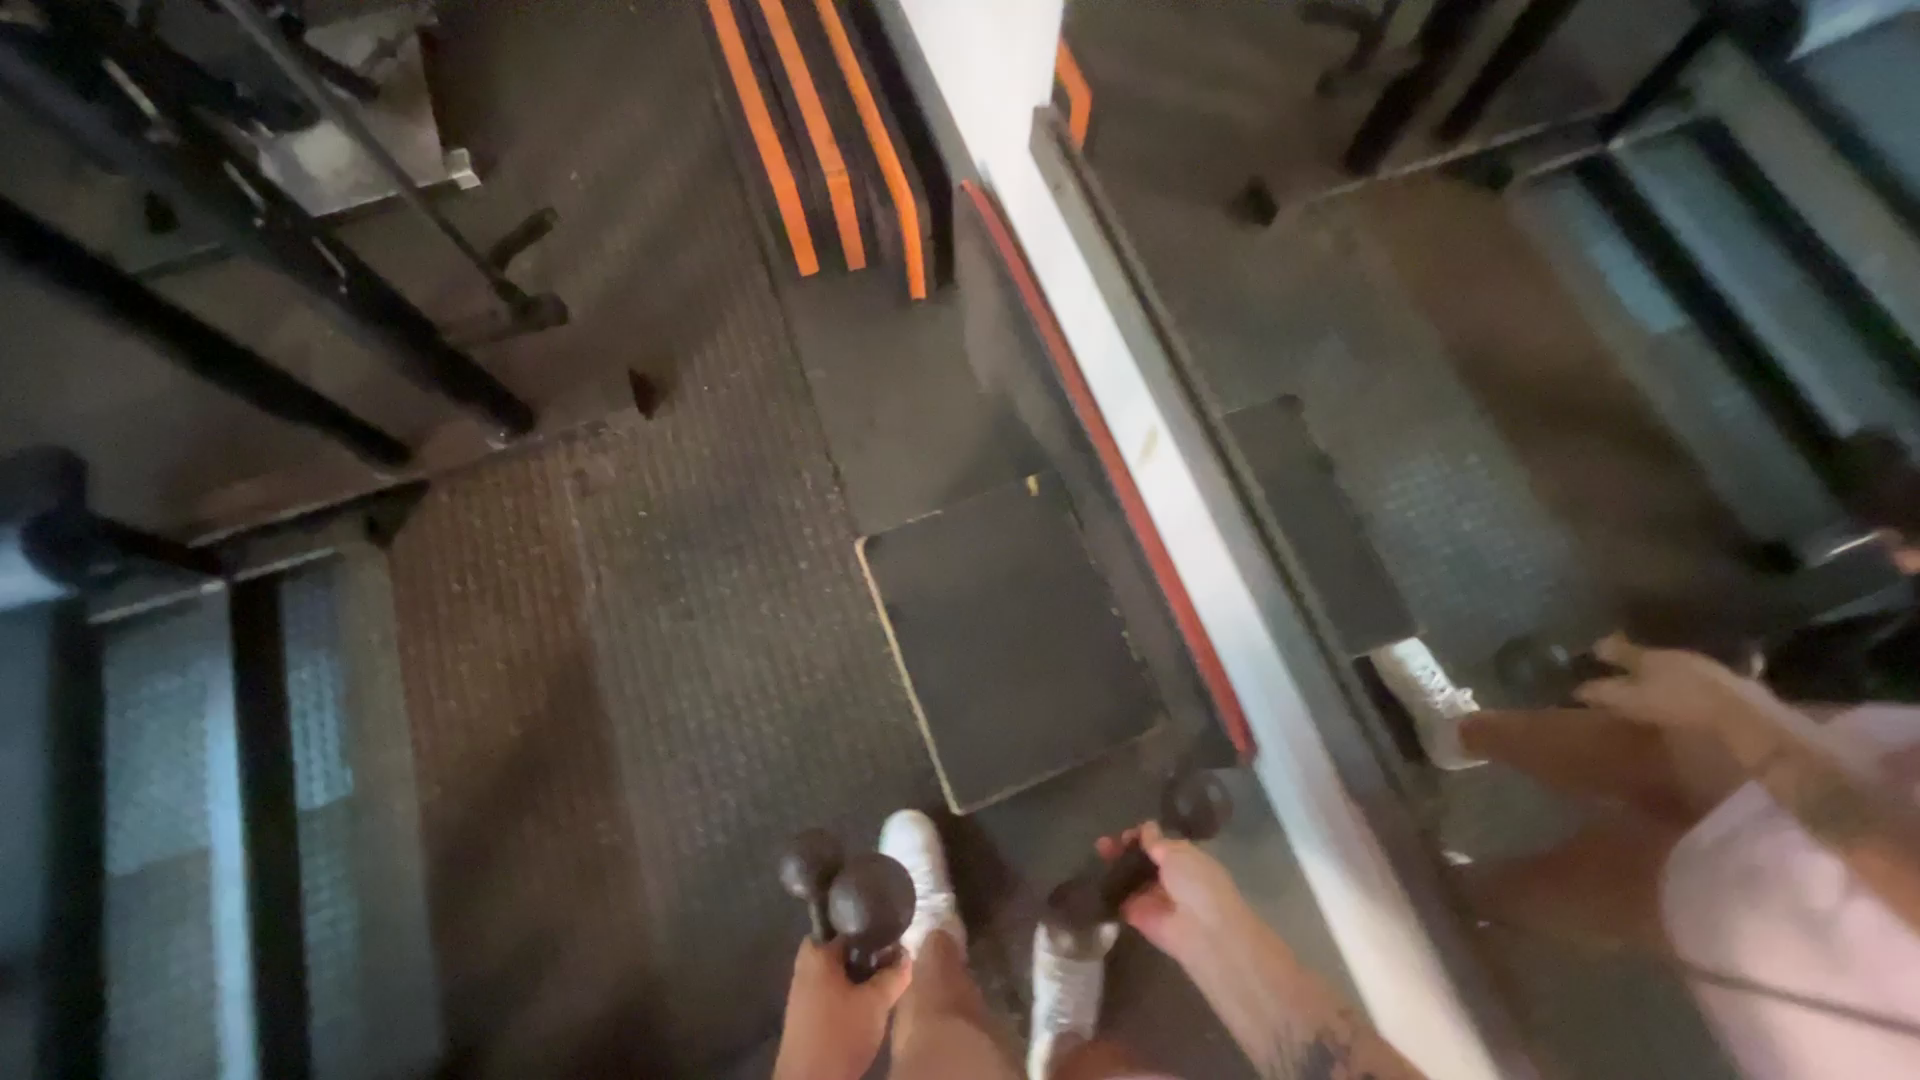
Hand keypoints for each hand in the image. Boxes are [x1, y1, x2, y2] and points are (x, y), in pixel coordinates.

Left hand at [771, 939, 910, 1079]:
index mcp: (817, 951)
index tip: (897, 936)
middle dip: (870, 954)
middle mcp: (806, 963)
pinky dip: (852, 990)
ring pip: (841, 969)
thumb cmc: (840, 1033)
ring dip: (863, 974)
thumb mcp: (876, 1002)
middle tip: (894, 960)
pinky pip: (835, 987)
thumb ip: (895, 974)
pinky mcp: (807, 1010)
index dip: (876, 928)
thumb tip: (907, 954)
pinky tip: (871, 1000)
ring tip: (888, 979)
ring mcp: (804, 988)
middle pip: (845, 947)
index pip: (850, 924)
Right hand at [1096, 822, 1248, 961]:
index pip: (1158, 844)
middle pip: (1141, 860)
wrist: (1202, 931)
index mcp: (1184, 860)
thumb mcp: (1177, 853)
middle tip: (1104, 844)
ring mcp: (1152, 897)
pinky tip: (1094, 875)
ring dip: (1114, 865)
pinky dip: (1108, 889)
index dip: (1141, 837)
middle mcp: (1168, 877)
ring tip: (1098, 851)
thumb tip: (1146, 826)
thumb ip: (1156, 841)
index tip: (1126, 835)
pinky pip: (1120, 900)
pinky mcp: (1138, 916)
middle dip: (1123, 849)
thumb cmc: (1196, 883)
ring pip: (1129, 877)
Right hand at [1574, 633, 1789, 735]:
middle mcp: (1672, 653)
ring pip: (1673, 663)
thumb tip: (1577, 689)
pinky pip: (1699, 677)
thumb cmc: (1676, 703)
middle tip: (1619, 668)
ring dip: (1662, 669)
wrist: (1745, 715)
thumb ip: (1601, 693)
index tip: (1590, 653)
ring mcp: (1704, 666)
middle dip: (1632, 659)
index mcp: (1645, 655)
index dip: (1600, 651)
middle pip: (1644, 654)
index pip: (1614, 648)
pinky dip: (1689, 681)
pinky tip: (1690, 688)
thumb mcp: (1629, 701)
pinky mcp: (1729, 682)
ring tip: (1652, 679)